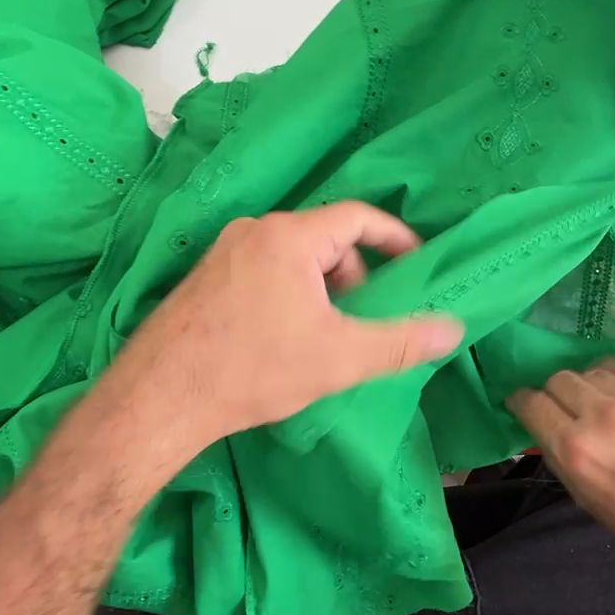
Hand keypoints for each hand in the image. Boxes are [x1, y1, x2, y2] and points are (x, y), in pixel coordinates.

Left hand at [80, 202, 463, 459]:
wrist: (161, 398)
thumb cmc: (255, 369)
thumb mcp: (340, 358)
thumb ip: (402, 341)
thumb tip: (454, 329)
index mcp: (290, 237)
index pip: (358, 216)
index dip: (396, 237)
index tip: (418, 264)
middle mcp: (255, 230)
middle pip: (327, 239)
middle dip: (356, 276)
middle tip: (364, 319)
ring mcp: (224, 252)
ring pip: (296, 258)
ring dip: (324, 290)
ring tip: (325, 338)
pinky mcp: (206, 278)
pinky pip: (267, 271)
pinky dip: (292, 295)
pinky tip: (285, 340)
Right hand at [507, 360, 614, 576]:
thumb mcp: (586, 501)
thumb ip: (560, 458)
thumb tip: (544, 430)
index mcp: (574, 450)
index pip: (531, 403)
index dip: (520, 402)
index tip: (522, 405)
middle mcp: (599, 417)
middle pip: (558, 380)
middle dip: (552, 393)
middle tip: (561, 408)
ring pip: (591, 370)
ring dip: (584, 384)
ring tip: (594, 402)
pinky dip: (612, 374)